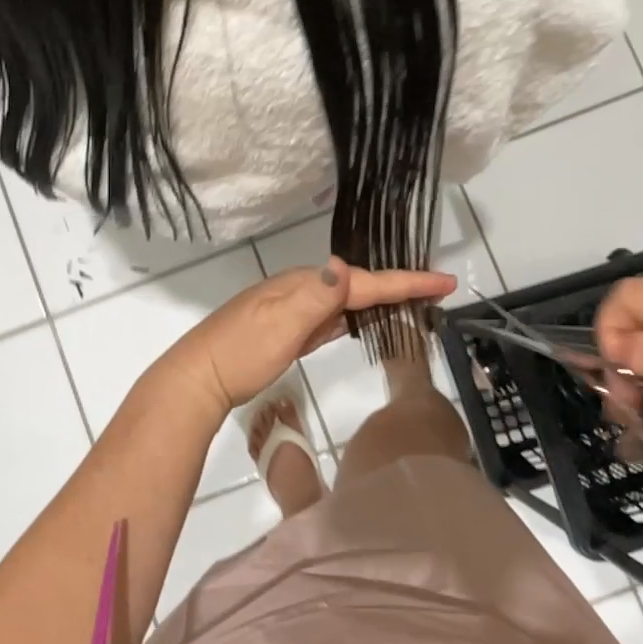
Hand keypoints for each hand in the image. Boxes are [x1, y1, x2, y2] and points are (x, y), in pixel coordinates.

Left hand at [170, 257, 456, 414]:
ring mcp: (292, 309)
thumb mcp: (281, 325)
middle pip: (358, 284)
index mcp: (304, 286)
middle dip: (397, 286)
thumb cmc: (241, 354)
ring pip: (345, 299)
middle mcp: (300, 290)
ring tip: (410, 303)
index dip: (404, 282)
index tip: (443, 282)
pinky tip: (359, 322)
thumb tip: (344, 265)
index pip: (363, 280)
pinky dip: (353, 316)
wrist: (199, 378)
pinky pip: (330, 316)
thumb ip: (315, 297)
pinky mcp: (287, 330)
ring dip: (378, 300)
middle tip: (436, 291)